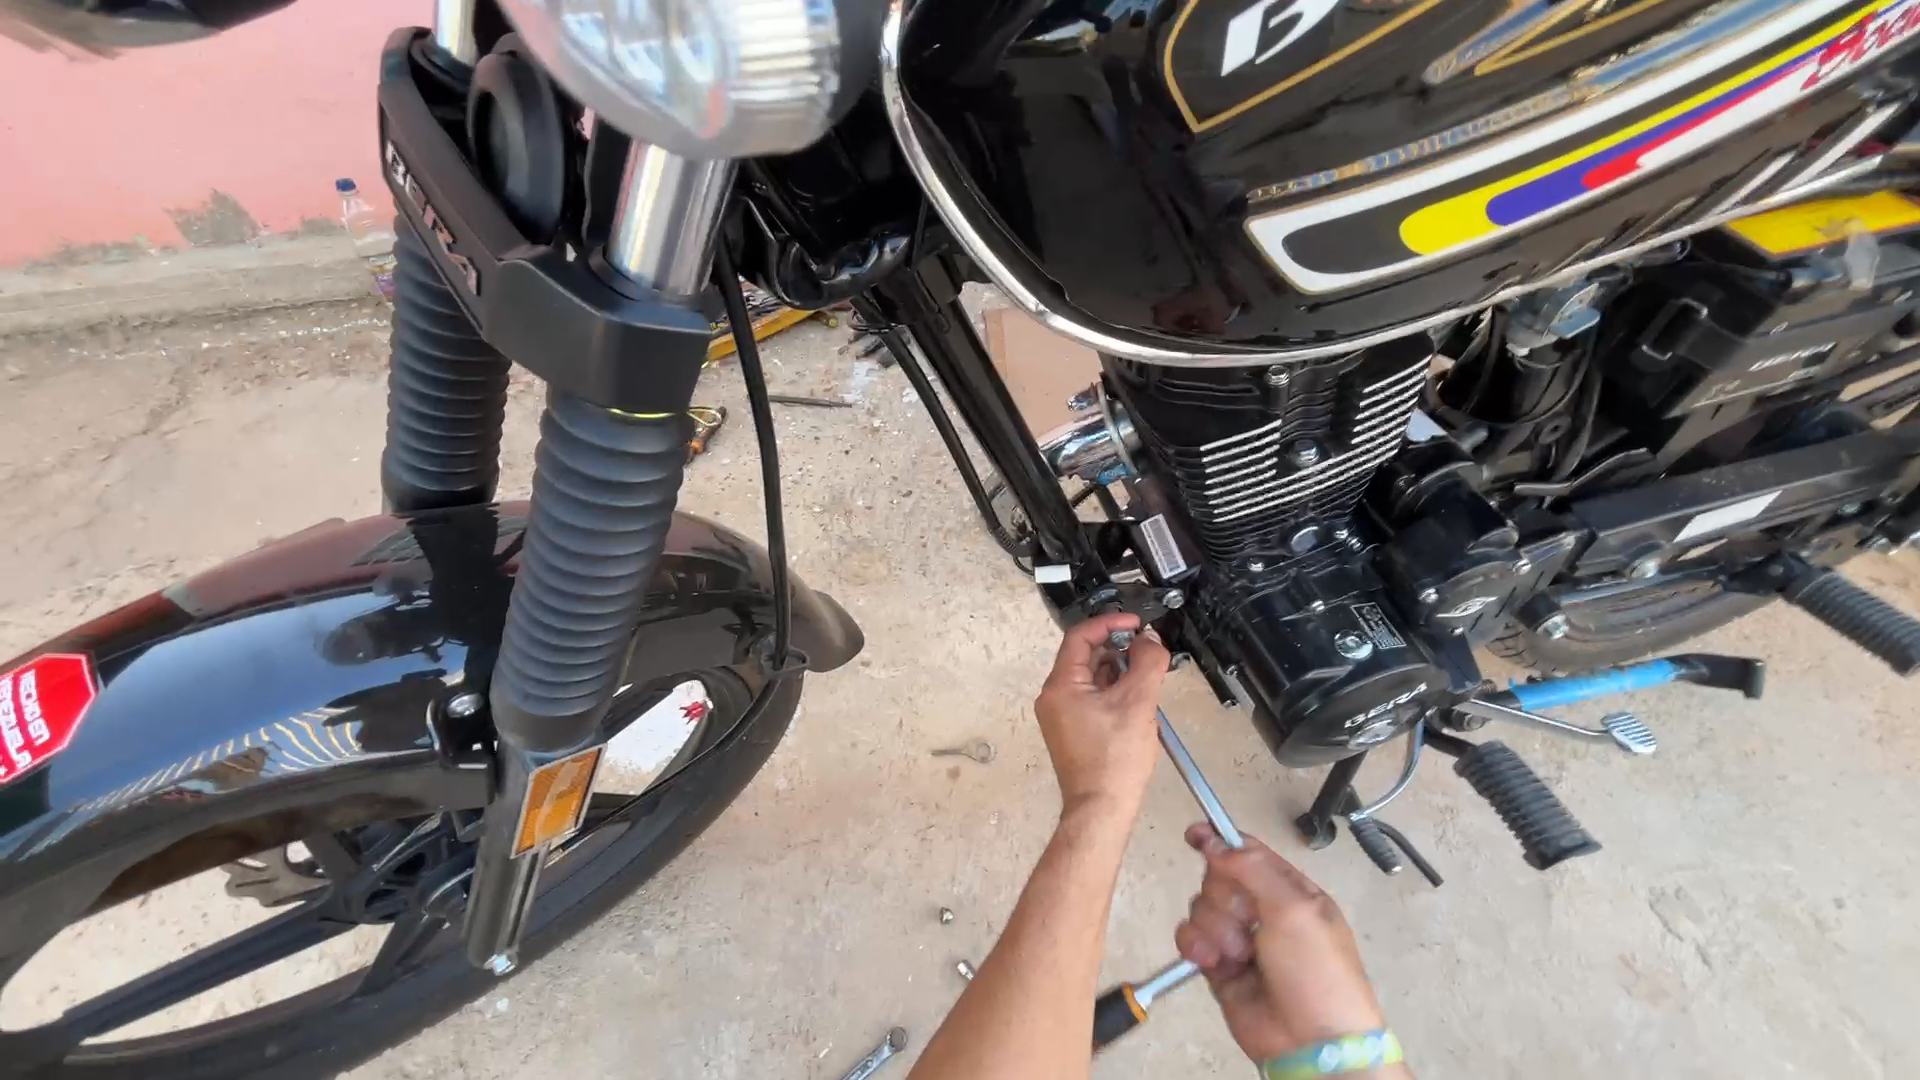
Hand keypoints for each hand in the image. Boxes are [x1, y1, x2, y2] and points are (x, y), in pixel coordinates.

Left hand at [1032, 613, 1170, 820]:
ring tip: (1147, 675)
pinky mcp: (1073, 730)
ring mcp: (1062, 715)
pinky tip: (1138, 699)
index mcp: (1060, 686)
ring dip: (1119, 670)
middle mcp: (1054, 697)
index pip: (1080, 637)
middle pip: (1085, 656)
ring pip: (1091, 678)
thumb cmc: (1114, 762)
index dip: (1110, 623)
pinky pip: (1093, 698)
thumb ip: (1147, 664)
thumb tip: (1150, 640)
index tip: (1136, 623)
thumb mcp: (1138, 703)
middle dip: (1118, 648)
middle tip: (1147, 650)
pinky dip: (1114, 691)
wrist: (1102, 810)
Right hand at [1174, 826, 1387, 1063]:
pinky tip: (1213, 961)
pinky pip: (1191, 937)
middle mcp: (1263, 911)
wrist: (1312, 1046)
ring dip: (1216, 928)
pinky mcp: (1218, 965)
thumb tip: (1213, 839)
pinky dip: (1197, 946)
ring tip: (1240, 955)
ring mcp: (1239, 938)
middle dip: (1225, 898)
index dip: (1221, 841)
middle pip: (1219, 877)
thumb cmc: (1316, 971)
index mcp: (1290, 892)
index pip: (1248, 853)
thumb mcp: (1294, 910)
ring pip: (1202, 906)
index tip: (1194, 835)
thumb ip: (1251, 866)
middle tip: (1248, 922)